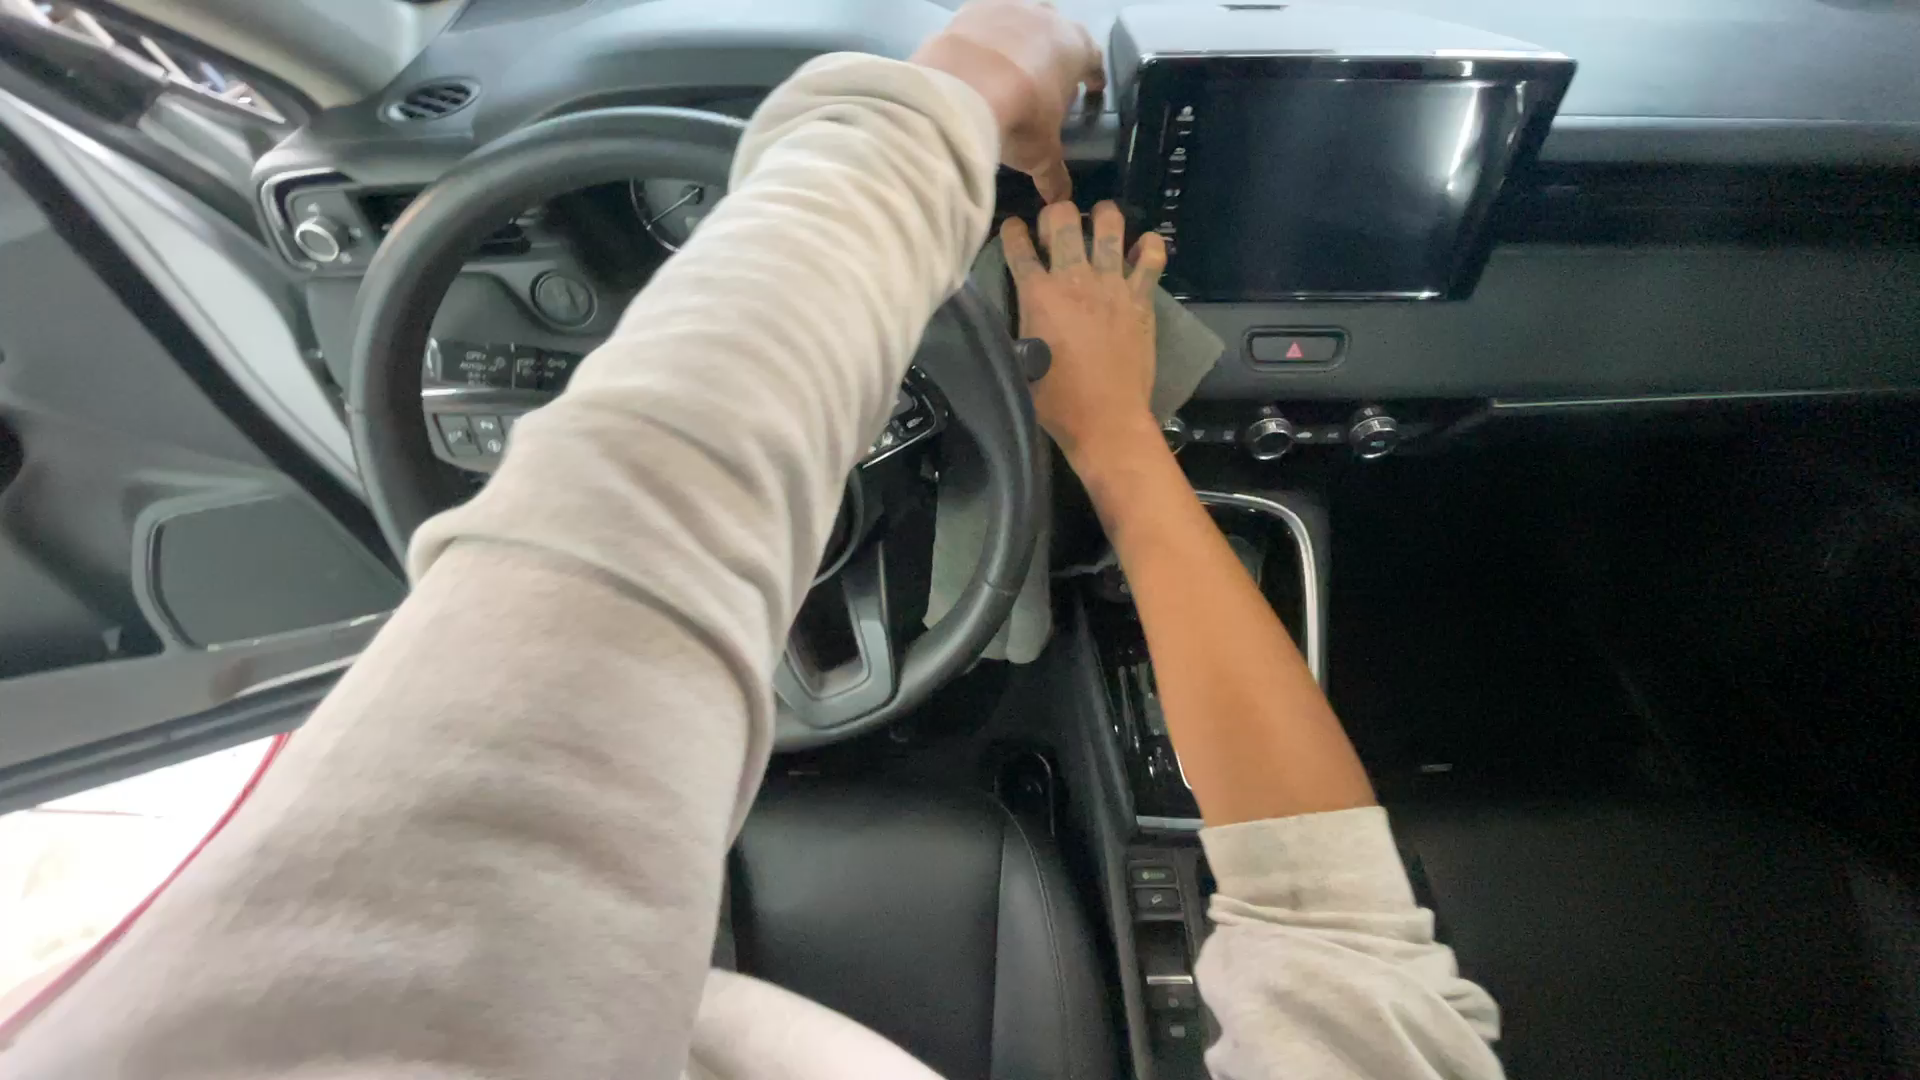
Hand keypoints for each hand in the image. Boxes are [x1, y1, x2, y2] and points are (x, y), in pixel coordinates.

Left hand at [910, 0, 1103, 201]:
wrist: (961, 89)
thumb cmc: (1020, 117)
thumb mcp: (1041, 154)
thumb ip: (1054, 174)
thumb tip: (1061, 200)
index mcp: (1076, 47)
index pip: (1093, 60)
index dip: (1092, 77)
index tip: (1092, 88)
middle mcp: (1046, 17)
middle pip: (1058, 37)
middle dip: (1054, 61)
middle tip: (1045, 89)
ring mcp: (1008, 8)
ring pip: (1022, 25)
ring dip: (1019, 48)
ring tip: (1009, 77)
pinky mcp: (971, 10)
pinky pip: (983, 26)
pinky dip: (983, 45)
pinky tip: (976, 67)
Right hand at [1002, 199, 1166, 460]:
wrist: (1105, 419)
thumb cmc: (1056, 401)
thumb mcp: (1021, 361)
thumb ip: (1020, 325)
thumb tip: (1020, 308)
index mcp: (1038, 295)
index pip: (1017, 246)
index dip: (1011, 231)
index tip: (1013, 230)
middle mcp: (1074, 279)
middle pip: (1062, 219)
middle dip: (1055, 212)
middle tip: (1057, 225)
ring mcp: (1112, 284)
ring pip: (1109, 225)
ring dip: (1102, 216)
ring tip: (1099, 220)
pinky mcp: (1141, 298)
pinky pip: (1151, 257)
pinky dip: (1148, 246)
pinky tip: (1142, 246)